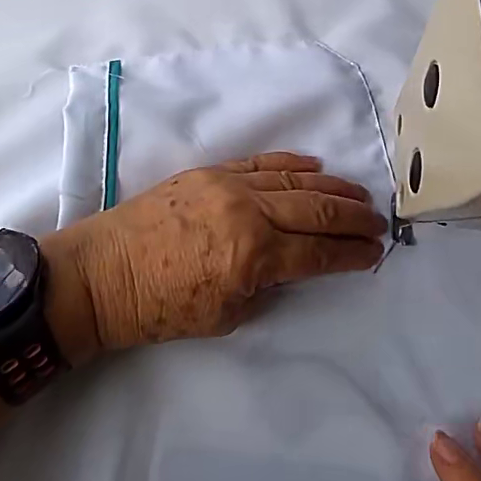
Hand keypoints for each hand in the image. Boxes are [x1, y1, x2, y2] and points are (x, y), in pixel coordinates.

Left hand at [40, 152, 385, 362]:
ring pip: (293, 181)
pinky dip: (289, 164)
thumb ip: (265, 287)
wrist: (102, 274)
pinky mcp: (206, 173)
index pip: (318, 251)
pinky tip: (314, 168)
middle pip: (315, 210)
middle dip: (352, 218)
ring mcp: (225, 185)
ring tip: (358, 196)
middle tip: (378, 223)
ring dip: (331, 189)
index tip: (374, 253)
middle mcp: (247, 212)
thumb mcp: (225, 317)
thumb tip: (286, 265)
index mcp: (254, 255)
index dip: (352, 254)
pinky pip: (258, 163)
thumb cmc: (159, 308)